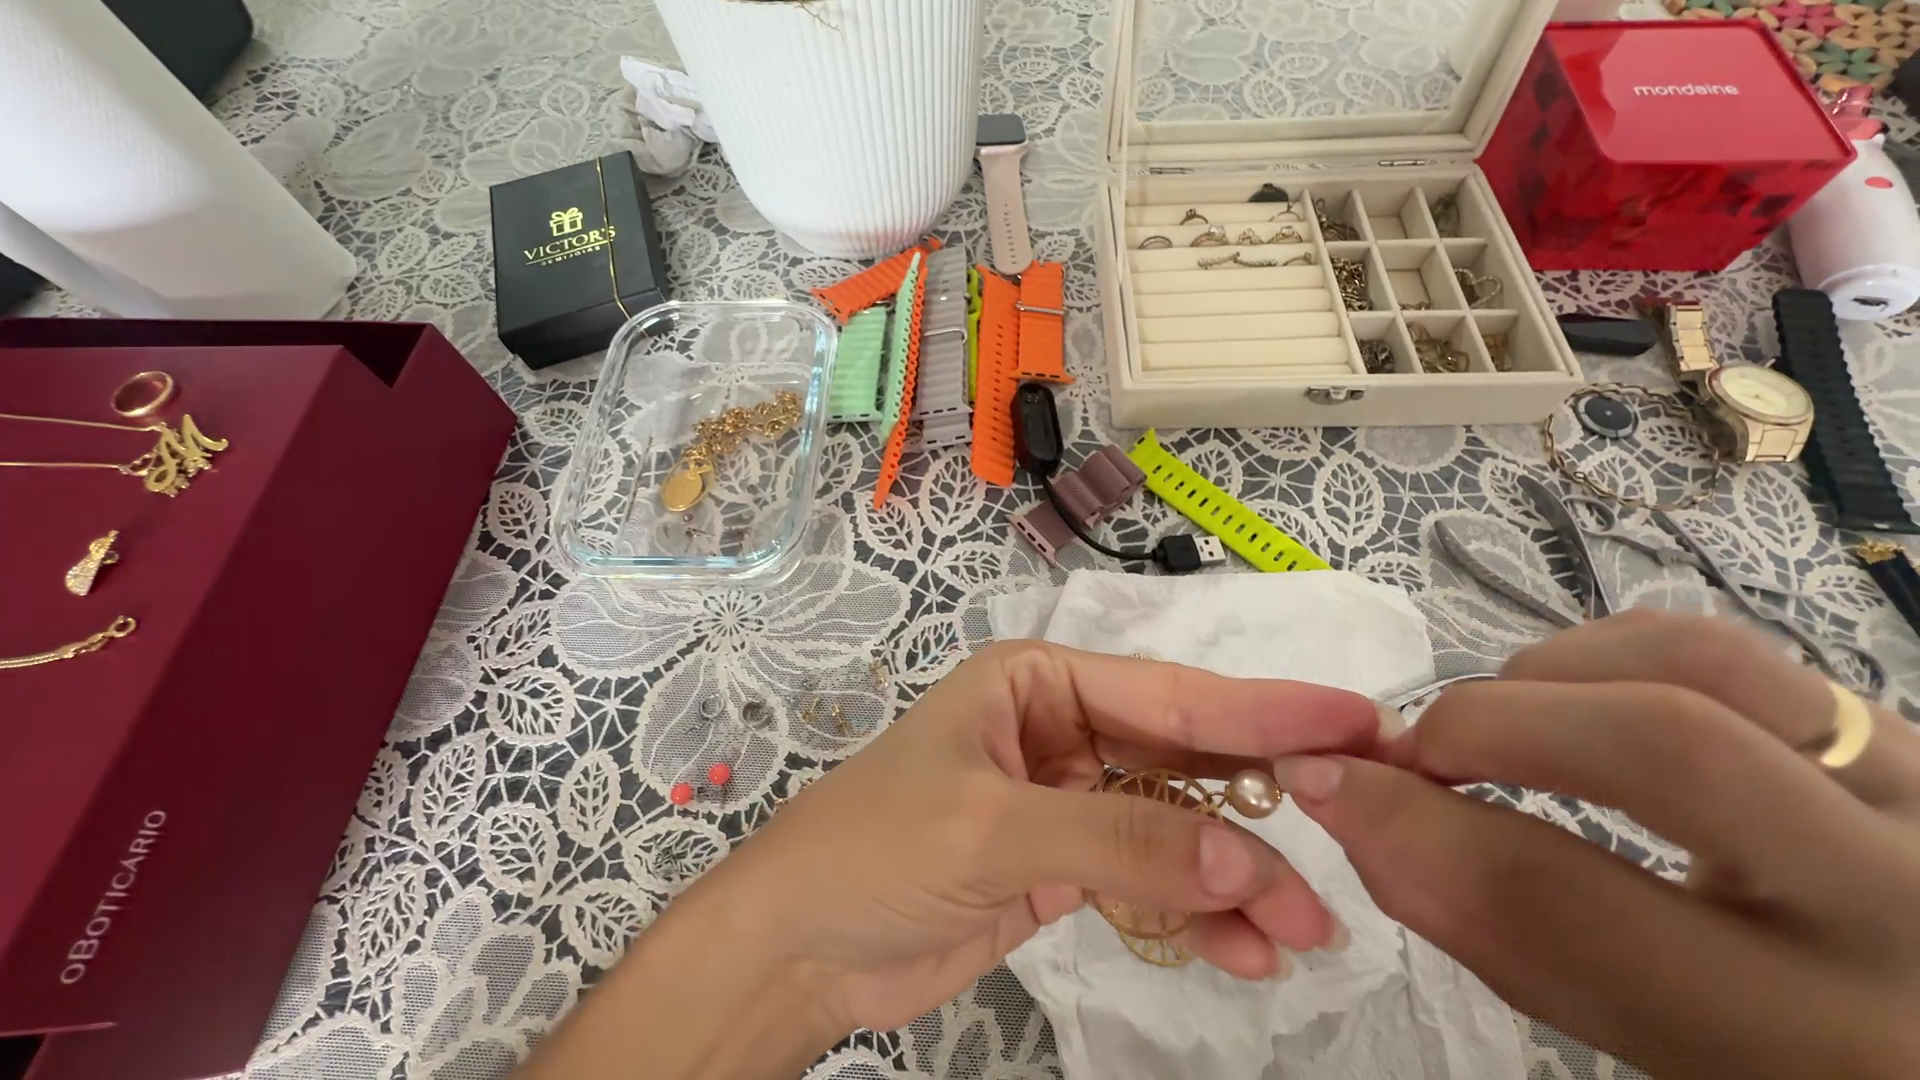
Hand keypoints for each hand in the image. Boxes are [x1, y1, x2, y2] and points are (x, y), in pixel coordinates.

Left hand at [518, 641, 1381, 1079]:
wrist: (796, 945)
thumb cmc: (874, 851)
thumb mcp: (994, 830)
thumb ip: (1120, 840)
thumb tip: (1247, 864)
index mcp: (1037, 683)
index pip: (1167, 695)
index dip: (1262, 710)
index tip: (1354, 722)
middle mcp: (1060, 730)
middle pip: (1183, 760)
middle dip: (1258, 809)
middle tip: (1351, 845)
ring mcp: (1066, 801)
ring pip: (1174, 828)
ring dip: (1235, 878)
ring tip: (1304, 932)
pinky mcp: (1062, 866)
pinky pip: (1147, 880)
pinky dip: (1193, 913)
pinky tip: (1243, 952)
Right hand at [1276, 611, 1919, 1079]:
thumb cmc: (1753, 1041)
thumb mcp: (1622, 1024)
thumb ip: (1478, 919)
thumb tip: (1345, 800)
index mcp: (1823, 1040)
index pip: (1564, 904)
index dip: (1413, 827)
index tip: (1322, 781)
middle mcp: (1909, 903)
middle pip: (1660, 746)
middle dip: (1484, 726)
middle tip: (1416, 752)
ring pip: (1697, 660)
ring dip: (1543, 675)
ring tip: (1499, 723)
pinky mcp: (1902, 729)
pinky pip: (1722, 643)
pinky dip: (1601, 651)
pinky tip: (1573, 701)